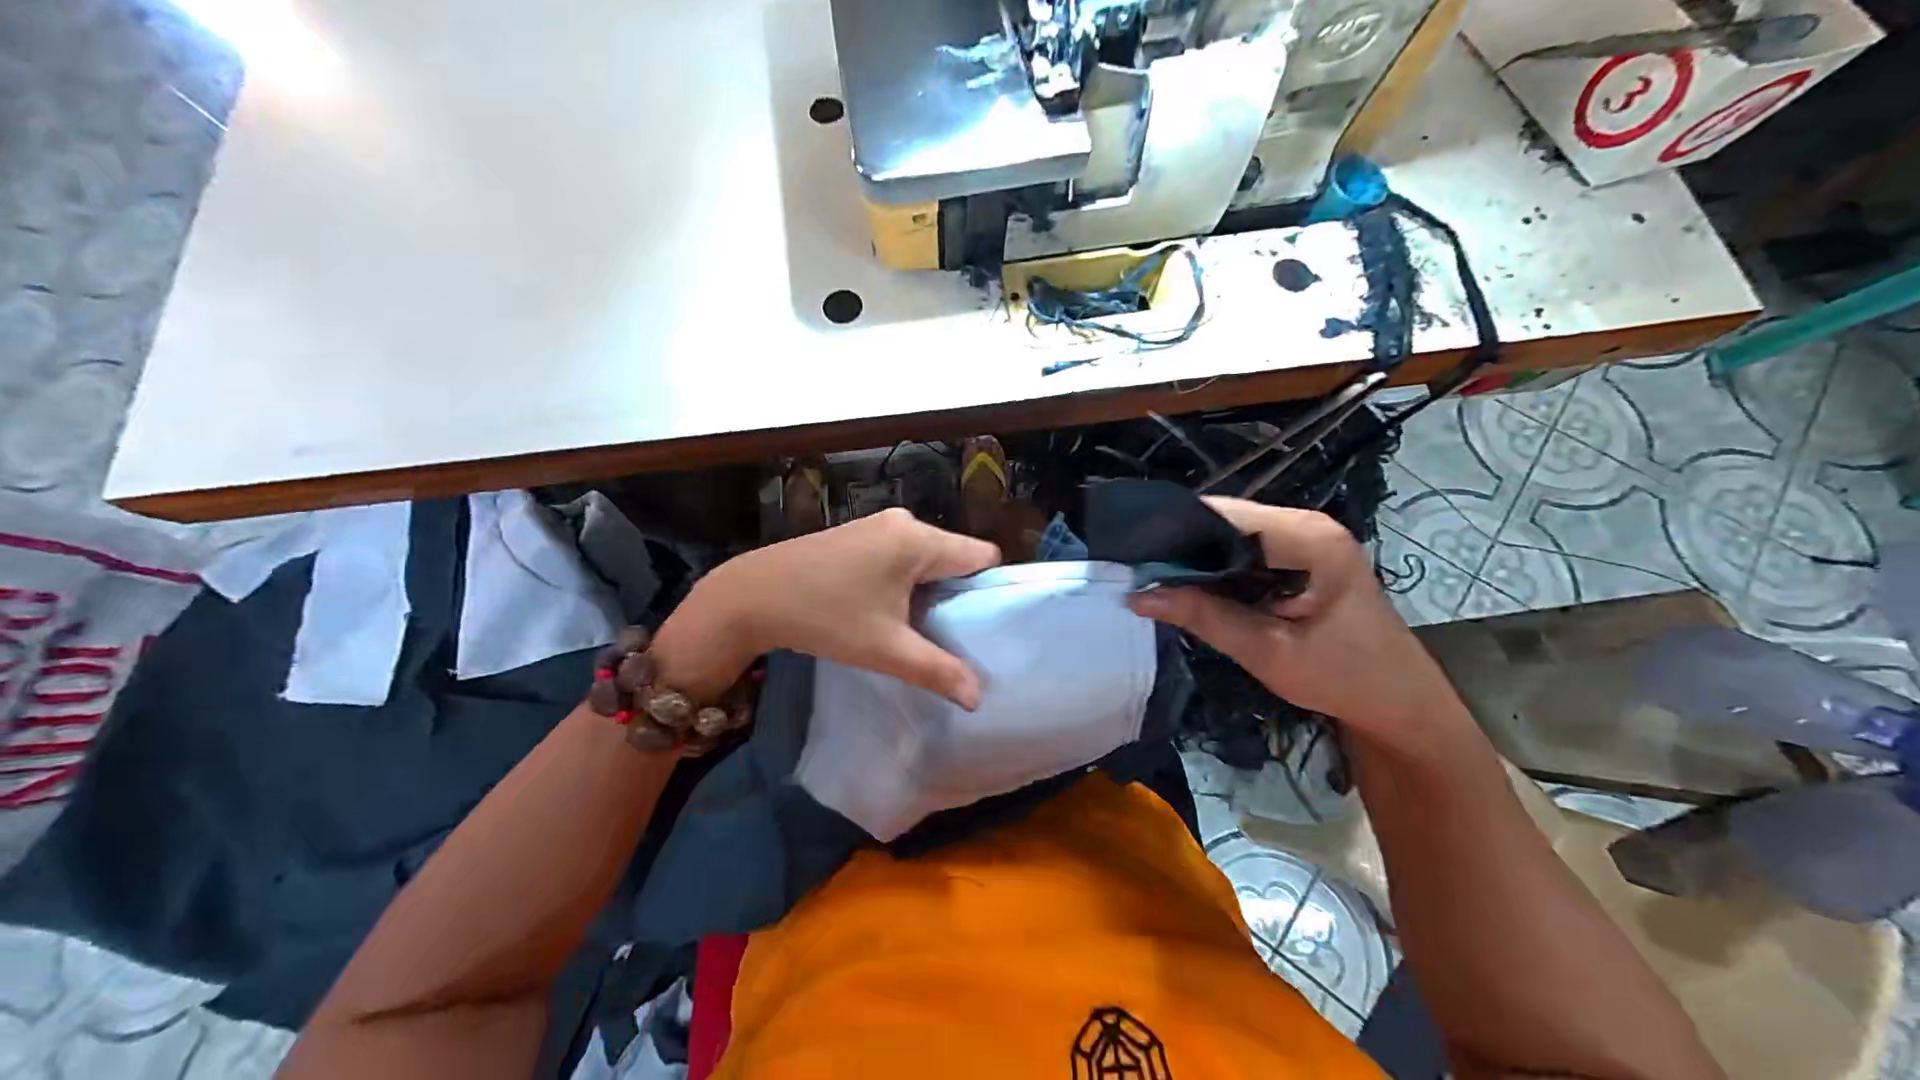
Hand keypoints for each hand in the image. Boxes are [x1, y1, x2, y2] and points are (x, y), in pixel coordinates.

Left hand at [669, 508, 1002, 707]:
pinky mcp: (855, 533)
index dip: (989, 589)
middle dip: (957, 594)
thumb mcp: (886, 649)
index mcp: (918, 540)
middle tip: (953, 635)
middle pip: (953, 556)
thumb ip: (938, 671)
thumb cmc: (825, 618)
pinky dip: (903, 580)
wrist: (749, 597)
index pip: (981, 555)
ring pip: (925, 556)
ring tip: (920, 627)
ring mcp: (876, 524)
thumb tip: (977, 698)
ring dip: (927, 589)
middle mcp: (903, 522)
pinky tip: (886, 610)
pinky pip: (899, 554)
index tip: (984, 624)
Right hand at [1125, 498, 1454, 736]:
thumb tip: (1138, 596)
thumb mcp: (1267, 651)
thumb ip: (1203, 618)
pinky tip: (1191, 587)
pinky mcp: (1300, 556)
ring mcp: (1305, 537)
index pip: (1223, 516)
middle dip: (1181, 546)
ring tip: (1154, 580)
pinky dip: (1216, 567)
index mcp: (1308, 539)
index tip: (1133, 560)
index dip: (1175, 534)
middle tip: (1137, 574)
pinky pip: (1244, 549)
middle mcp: (1307, 525)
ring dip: (1196, 558)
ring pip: (1230, 534)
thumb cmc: (1343, 678)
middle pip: (1225, 519)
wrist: (1400, 703)